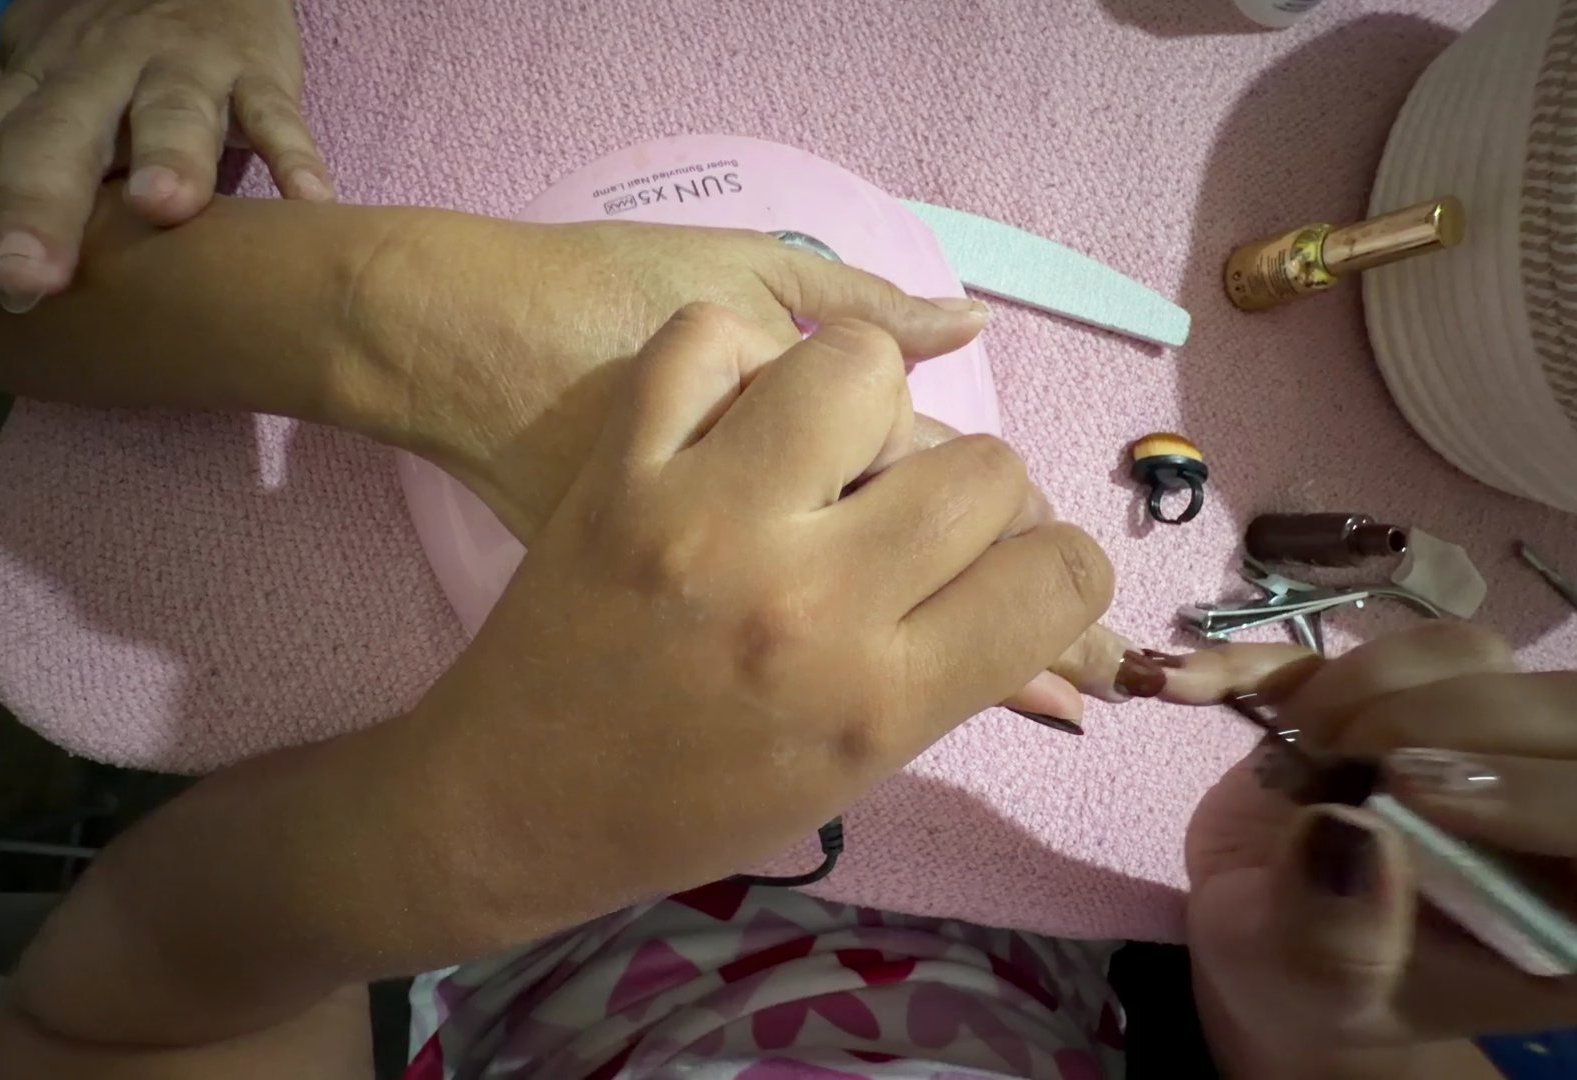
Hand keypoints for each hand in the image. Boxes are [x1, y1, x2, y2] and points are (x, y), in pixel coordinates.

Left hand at [0, 0, 329, 330]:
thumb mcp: (27, 73)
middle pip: (58, 141)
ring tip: (163, 209)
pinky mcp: (258, 75)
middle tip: (26, 283)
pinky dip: (296, 155)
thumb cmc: (111, 42)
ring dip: (169, 153)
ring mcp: (184, 73)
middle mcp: (99, 77)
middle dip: (37, 207)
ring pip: (170, 112)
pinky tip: (312, 201)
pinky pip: (279, 117)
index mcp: (37, 87)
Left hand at [366, 213, 1225, 715]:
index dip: (1060, 566)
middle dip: (979, 490)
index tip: (1018, 568)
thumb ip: (958, 671)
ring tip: (827, 456)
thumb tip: (1060, 597)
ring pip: (861, 369)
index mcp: (877, 698)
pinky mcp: (616, 470)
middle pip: (986, 465)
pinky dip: (737, 362)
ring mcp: (704, 520)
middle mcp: (806, 600)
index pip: (1059, 574)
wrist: (516, 801)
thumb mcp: (845, 771)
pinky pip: (711, 344)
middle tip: (914, 518)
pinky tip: (735, 415)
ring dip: (869, 406)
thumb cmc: (688, 807)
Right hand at [1185, 625, 1576, 1077]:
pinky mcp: (1386, 697)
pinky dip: (1268, 658)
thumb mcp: (1313, 985)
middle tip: (1339, 770)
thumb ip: (1338, 934)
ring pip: (1469, 654)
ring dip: (1357, 687)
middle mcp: (1567, 816)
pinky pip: (1352, 640)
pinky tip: (1202, 688)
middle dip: (1441, 725)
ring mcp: (1476, 741)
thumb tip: (1349, 826)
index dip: (1576, 799)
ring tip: (1293, 751)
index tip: (1408, 793)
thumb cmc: (1304, 985)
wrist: (1252, 926)